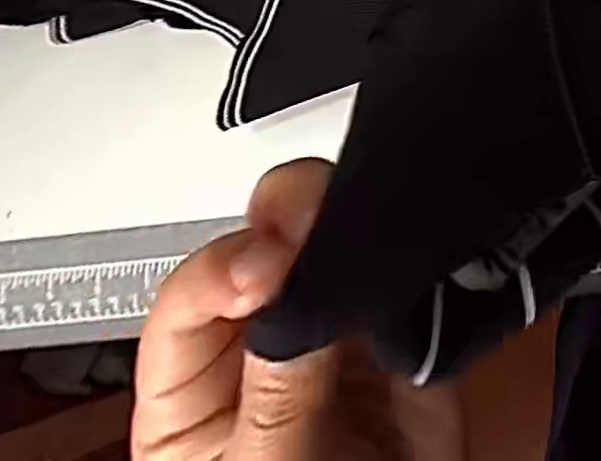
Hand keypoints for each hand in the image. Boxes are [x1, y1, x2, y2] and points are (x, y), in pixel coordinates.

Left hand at [132, 158, 460, 459]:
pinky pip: (398, 262)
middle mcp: (265, 342)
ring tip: (366, 210)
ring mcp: (336, 324)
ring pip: (334, 243)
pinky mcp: (398, 316)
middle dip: (288, 219)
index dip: (222, 270)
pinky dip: (405, 238)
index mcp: (199, 391)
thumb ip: (278, 391)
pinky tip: (409, 229)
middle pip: (263, 249)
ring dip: (347, 217)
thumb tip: (293, 289)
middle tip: (320, 208)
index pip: (190, 303)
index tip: (269, 266)